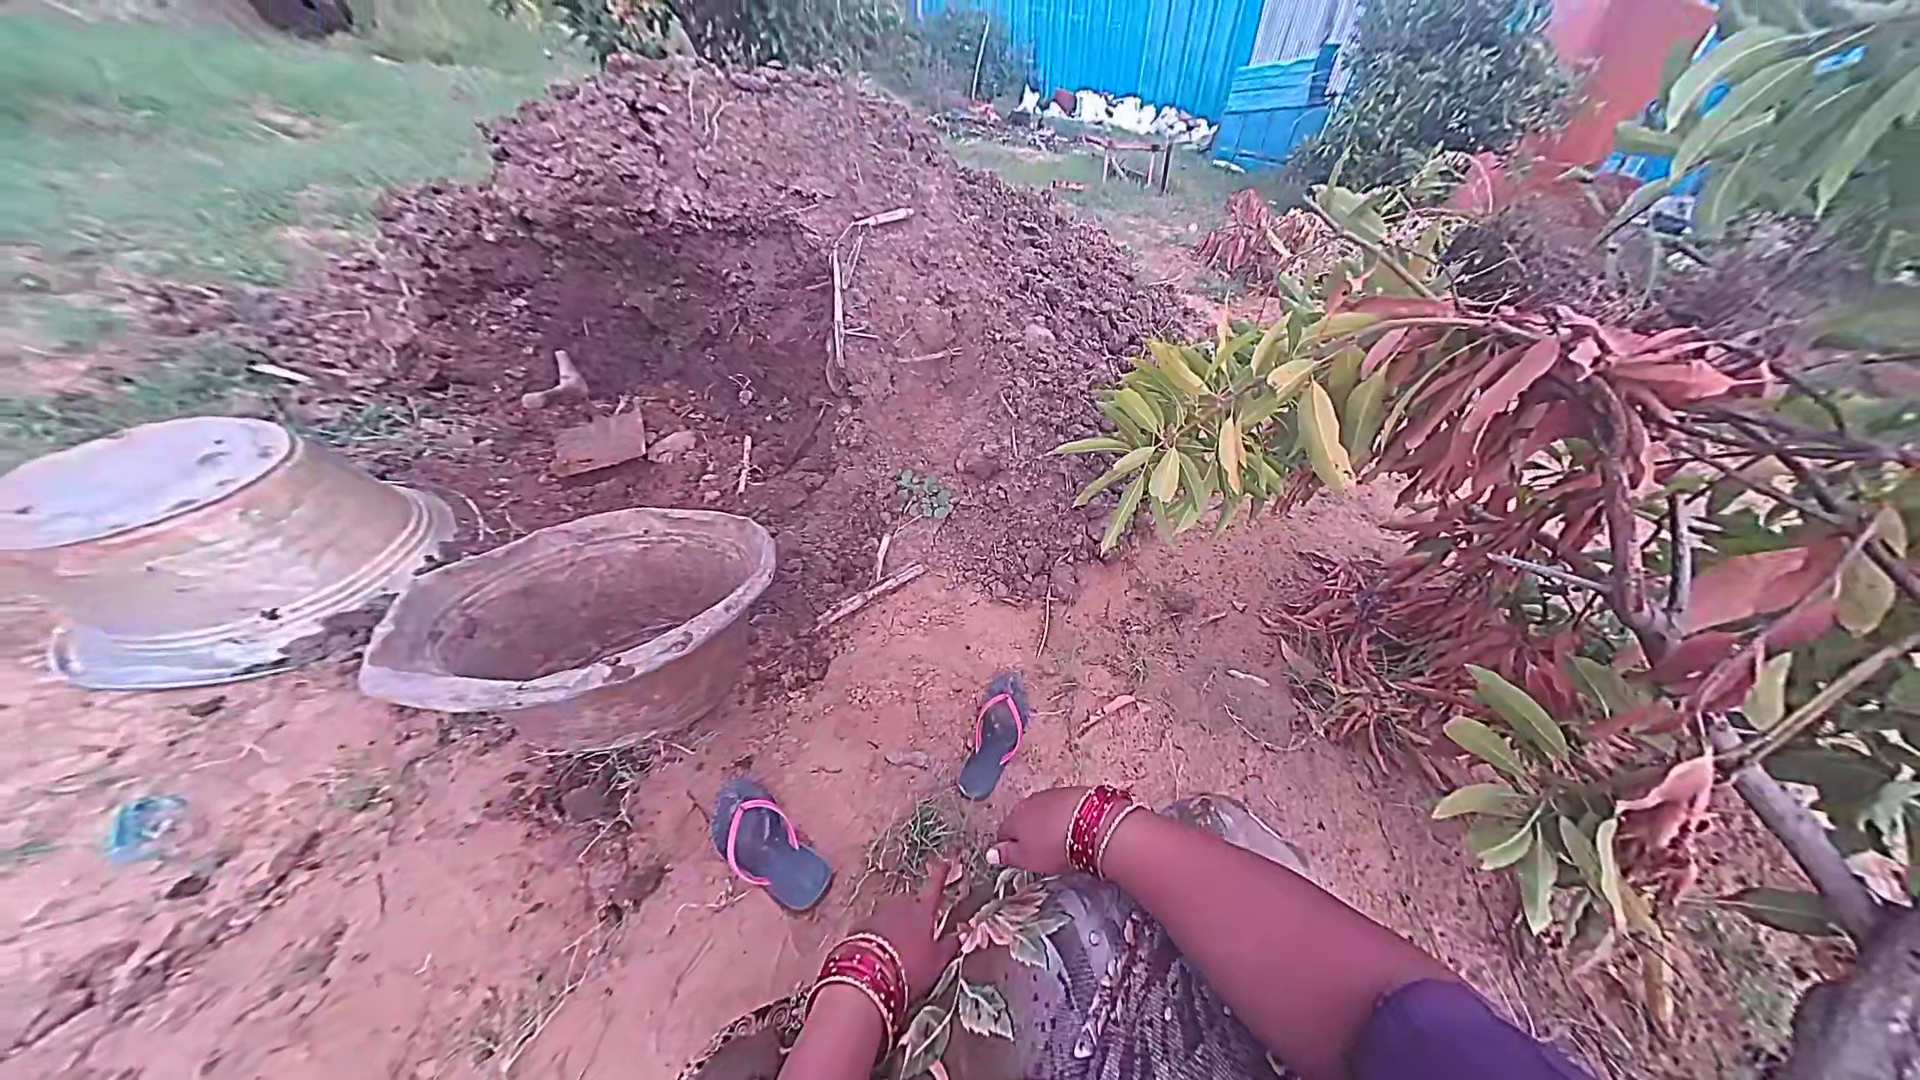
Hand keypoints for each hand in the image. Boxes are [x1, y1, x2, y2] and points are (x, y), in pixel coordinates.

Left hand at [856, 860, 960, 999]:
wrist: (868, 979)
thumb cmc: (909, 969)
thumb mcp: (937, 961)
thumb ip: (952, 944)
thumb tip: (965, 932)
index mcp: (923, 910)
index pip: (936, 884)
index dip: (942, 872)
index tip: (945, 861)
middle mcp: (902, 904)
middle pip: (913, 904)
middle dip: (917, 916)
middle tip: (920, 939)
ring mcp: (880, 912)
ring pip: (895, 915)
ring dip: (899, 927)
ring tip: (900, 954)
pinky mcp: (862, 924)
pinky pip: (877, 927)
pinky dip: (882, 936)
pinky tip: (883, 955)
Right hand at [986, 786, 1090, 875]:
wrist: (1088, 823)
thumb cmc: (1053, 846)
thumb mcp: (1027, 859)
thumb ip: (1008, 855)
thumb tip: (990, 853)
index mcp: (1014, 819)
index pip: (1002, 831)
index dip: (1007, 845)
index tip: (1016, 856)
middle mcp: (1028, 802)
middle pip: (1021, 817)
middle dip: (1026, 830)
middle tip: (1038, 849)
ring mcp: (1049, 795)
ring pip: (1040, 810)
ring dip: (1044, 821)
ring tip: (1056, 839)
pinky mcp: (1069, 792)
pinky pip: (1059, 805)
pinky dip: (1061, 815)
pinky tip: (1070, 828)